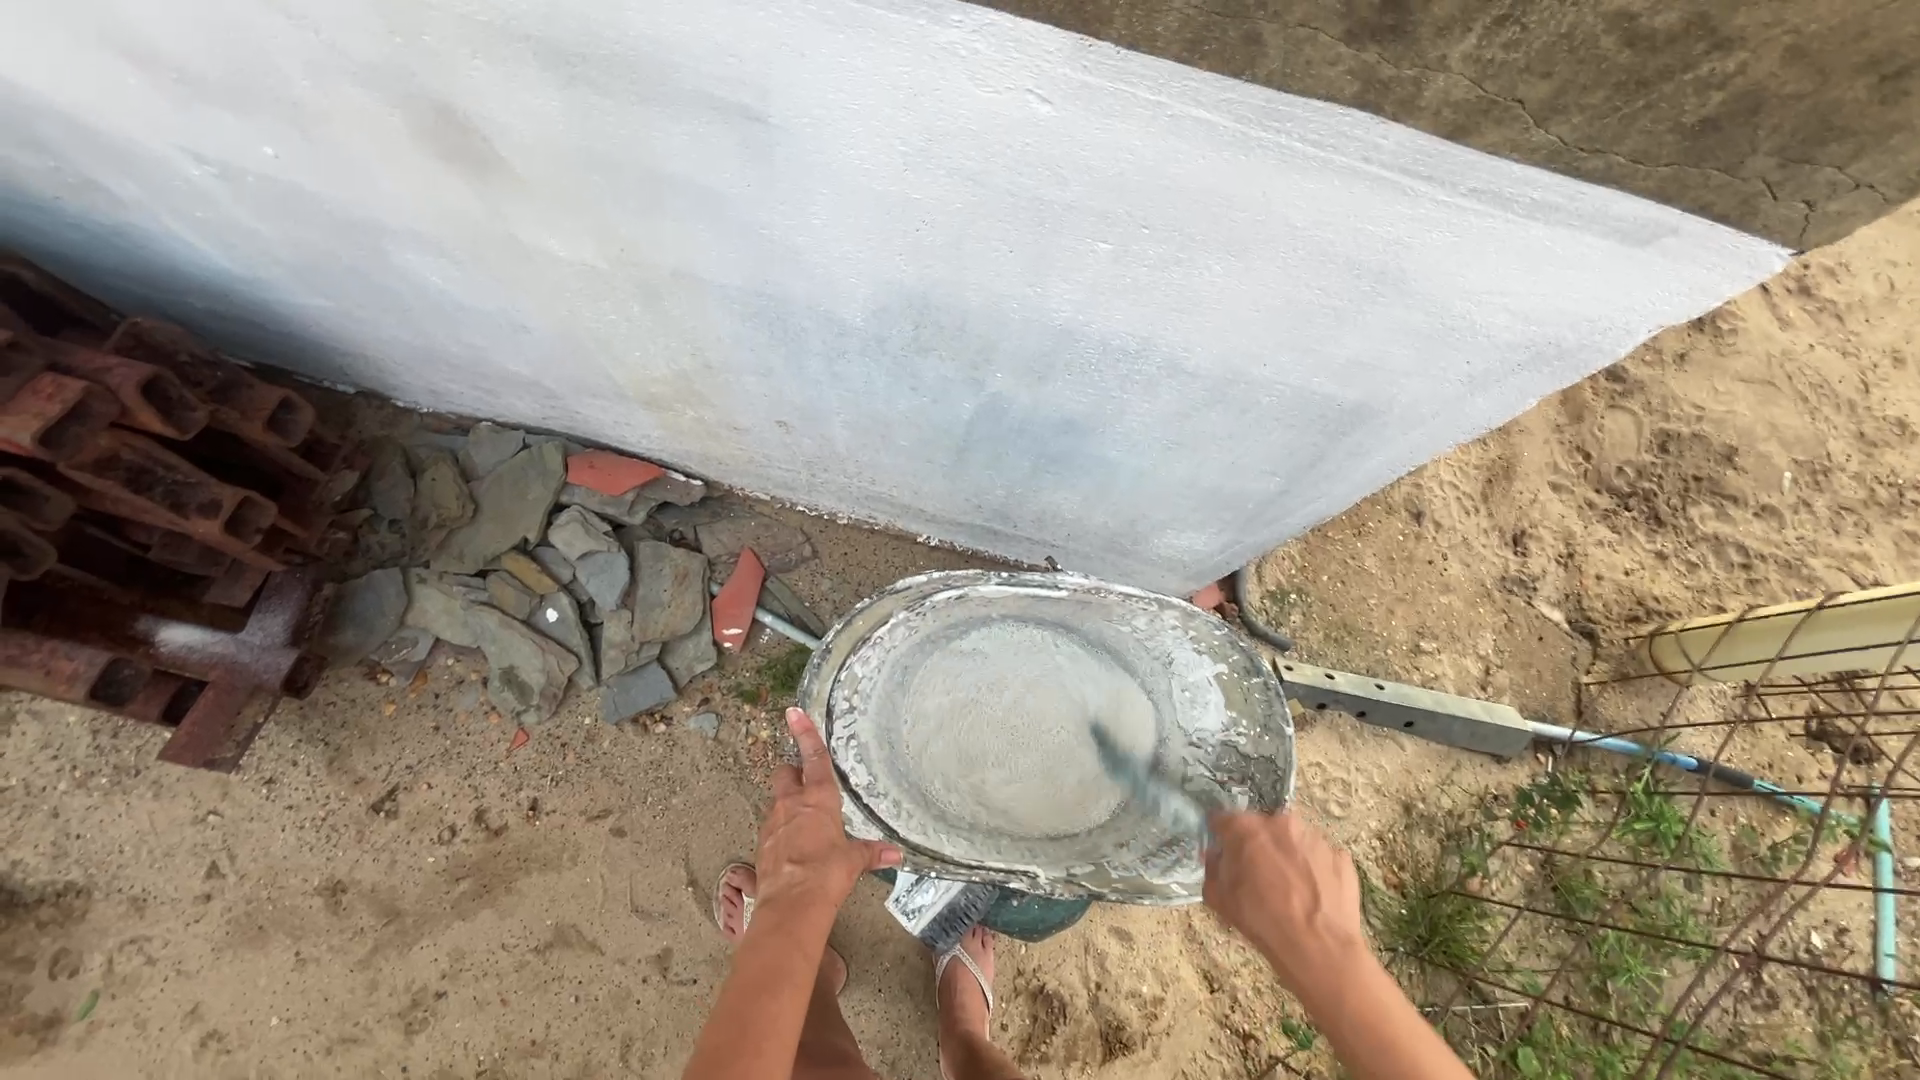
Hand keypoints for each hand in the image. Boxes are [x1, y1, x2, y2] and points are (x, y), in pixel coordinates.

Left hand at [752, 707, 901, 918]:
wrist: (791, 905)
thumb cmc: (827, 873)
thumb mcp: (853, 860)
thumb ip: (871, 853)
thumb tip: (895, 856)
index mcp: (818, 799)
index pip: (813, 758)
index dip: (805, 733)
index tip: (793, 713)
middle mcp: (791, 804)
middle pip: (784, 773)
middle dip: (792, 772)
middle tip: (804, 781)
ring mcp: (772, 824)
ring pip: (777, 802)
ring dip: (787, 806)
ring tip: (804, 822)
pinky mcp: (762, 845)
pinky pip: (771, 830)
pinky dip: (781, 832)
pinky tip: (794, 849)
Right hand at [1204, 810, 1369, 992]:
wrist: (1320, 949)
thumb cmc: (1262, 921)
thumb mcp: (1219, 898)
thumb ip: (1212, 868)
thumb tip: (1217, 856)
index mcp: (1247, 828)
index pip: (1225, 819)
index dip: (1222, 834)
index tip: (1224, 850)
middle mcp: (1281, 823)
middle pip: (1262, 826)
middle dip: (1258, 844)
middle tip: (1258, 872)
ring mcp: (1315, 837)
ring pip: (1293, 839)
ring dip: (1287, 854)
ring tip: (1290, 887)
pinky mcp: (1341, 856)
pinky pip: (1319, 856)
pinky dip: (1313, 869)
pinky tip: (1313, 894)